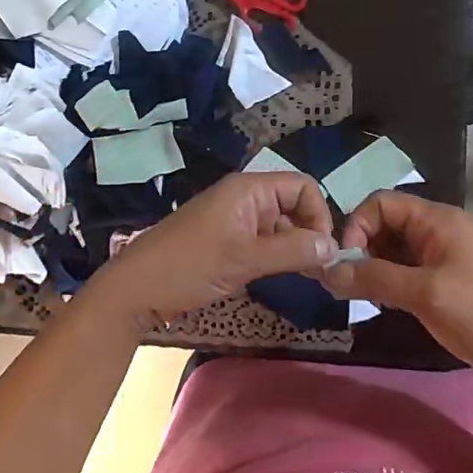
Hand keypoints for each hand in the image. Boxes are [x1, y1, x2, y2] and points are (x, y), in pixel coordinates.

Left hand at [82, 173, 338, 324]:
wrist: (138, 287)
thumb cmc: (190, 266)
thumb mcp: (244, 259)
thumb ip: (291, 250)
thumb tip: (333, 246)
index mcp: (247, 190)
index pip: (302, 186)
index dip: (319, 214)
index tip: (325, 250)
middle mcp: (243, 198)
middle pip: (293, 205)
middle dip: (311, 233)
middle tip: (323, 272)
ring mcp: (233, 219)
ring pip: (280, 226)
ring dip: (296, 248)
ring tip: (311, 278)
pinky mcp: (226, 240)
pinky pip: (262, 240)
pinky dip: (277, 256)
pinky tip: (286, 277)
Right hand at [323, 190, 472, 400]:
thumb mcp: (426, 294)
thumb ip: (373, 278)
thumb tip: (325, 270)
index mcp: (439, 221)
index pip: (380, 203)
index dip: (356, 225)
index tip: (346, 261)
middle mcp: (439, 233)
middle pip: (382, 225)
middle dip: (360, 249)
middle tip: (345, 283)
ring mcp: (442, 261)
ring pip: (389, 252)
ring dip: (370, 270)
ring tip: (360, 296)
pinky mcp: (443, 286)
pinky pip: (402, 274)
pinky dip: (385, 284)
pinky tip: (379, 304)